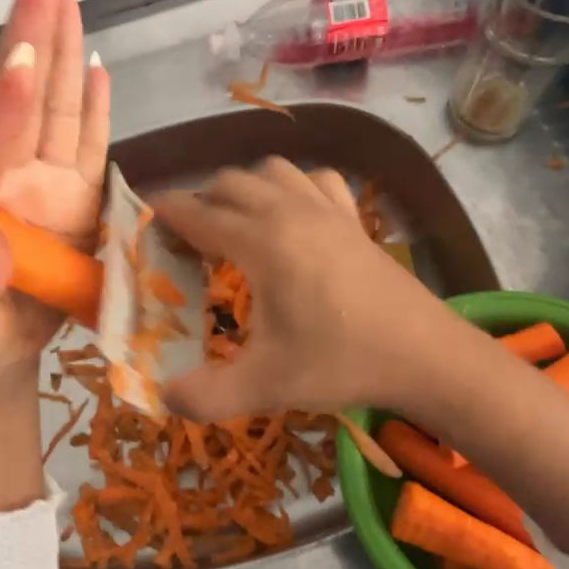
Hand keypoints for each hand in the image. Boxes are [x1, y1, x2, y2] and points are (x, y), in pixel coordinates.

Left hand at [0, 0, 109, 382]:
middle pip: (25, 100)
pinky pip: (89, 145)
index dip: (6, 103)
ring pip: (60, 110)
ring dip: (64, 54)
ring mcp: (45, 184)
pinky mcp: (77, 201)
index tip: (20, 56)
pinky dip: (96, 107)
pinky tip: (98, 65)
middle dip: (32, 37)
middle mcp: (7, 174)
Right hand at [151, 157, 454, 419]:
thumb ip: (205, 396)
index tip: (144, 221)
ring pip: (271, 171)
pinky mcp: (354, 220)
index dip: (165, 214)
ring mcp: (327, 210)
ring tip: (235, 226)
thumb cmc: (341, 363)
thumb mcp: (265, 386)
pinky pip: (316, 180)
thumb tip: (161, 397)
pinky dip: (294, 187)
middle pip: (229, 183)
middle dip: (200, 202)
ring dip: (244, 189)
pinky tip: (293, 218)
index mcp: (262, 242)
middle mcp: (290, 212)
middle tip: (187, 242)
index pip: (198, 213)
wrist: (424, 355)